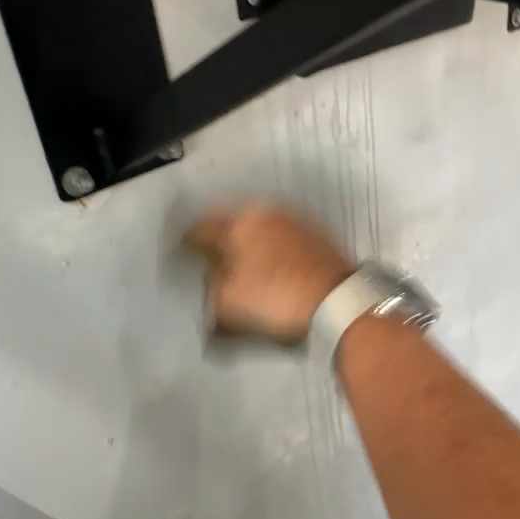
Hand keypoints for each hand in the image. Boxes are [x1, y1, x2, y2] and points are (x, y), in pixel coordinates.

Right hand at [183, 204, 353, 343]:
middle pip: (232, 228)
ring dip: (250, 254)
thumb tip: (208, 281)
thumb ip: (208, 286)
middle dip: (221, 249)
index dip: (185, 246)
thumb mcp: (226, 300)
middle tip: (212, 271)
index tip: (180, 258)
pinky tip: (274, 280)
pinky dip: (275, 260)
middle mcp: (270, 213)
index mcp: (242, 221)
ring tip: (245, 280)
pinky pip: (285, 247)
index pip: (199, 227)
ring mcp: (298, 224)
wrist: (339, 305)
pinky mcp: (320, 241)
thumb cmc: (279, 299)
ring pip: (261, 236)